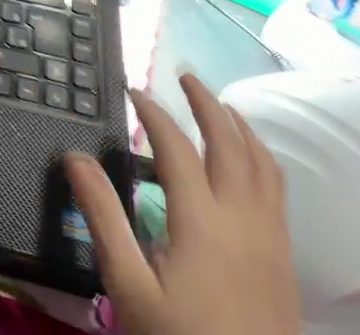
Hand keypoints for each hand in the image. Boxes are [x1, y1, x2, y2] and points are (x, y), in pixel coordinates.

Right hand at [64, 75, 299, 334]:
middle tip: (185, 76)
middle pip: (230, 144)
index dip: (154, 113)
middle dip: (207, 104)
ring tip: (221, 105)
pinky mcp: (283, 256)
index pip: (177, 148)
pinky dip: (261, 157)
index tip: (133, 91)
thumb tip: (76, 157)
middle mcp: (242, 218)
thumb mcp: (128, 282)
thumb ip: (103, 216)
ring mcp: (269, 237)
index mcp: (201, 220)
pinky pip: (277, 189)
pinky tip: (250, 160)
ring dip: (240, 126)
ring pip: (263, 163)